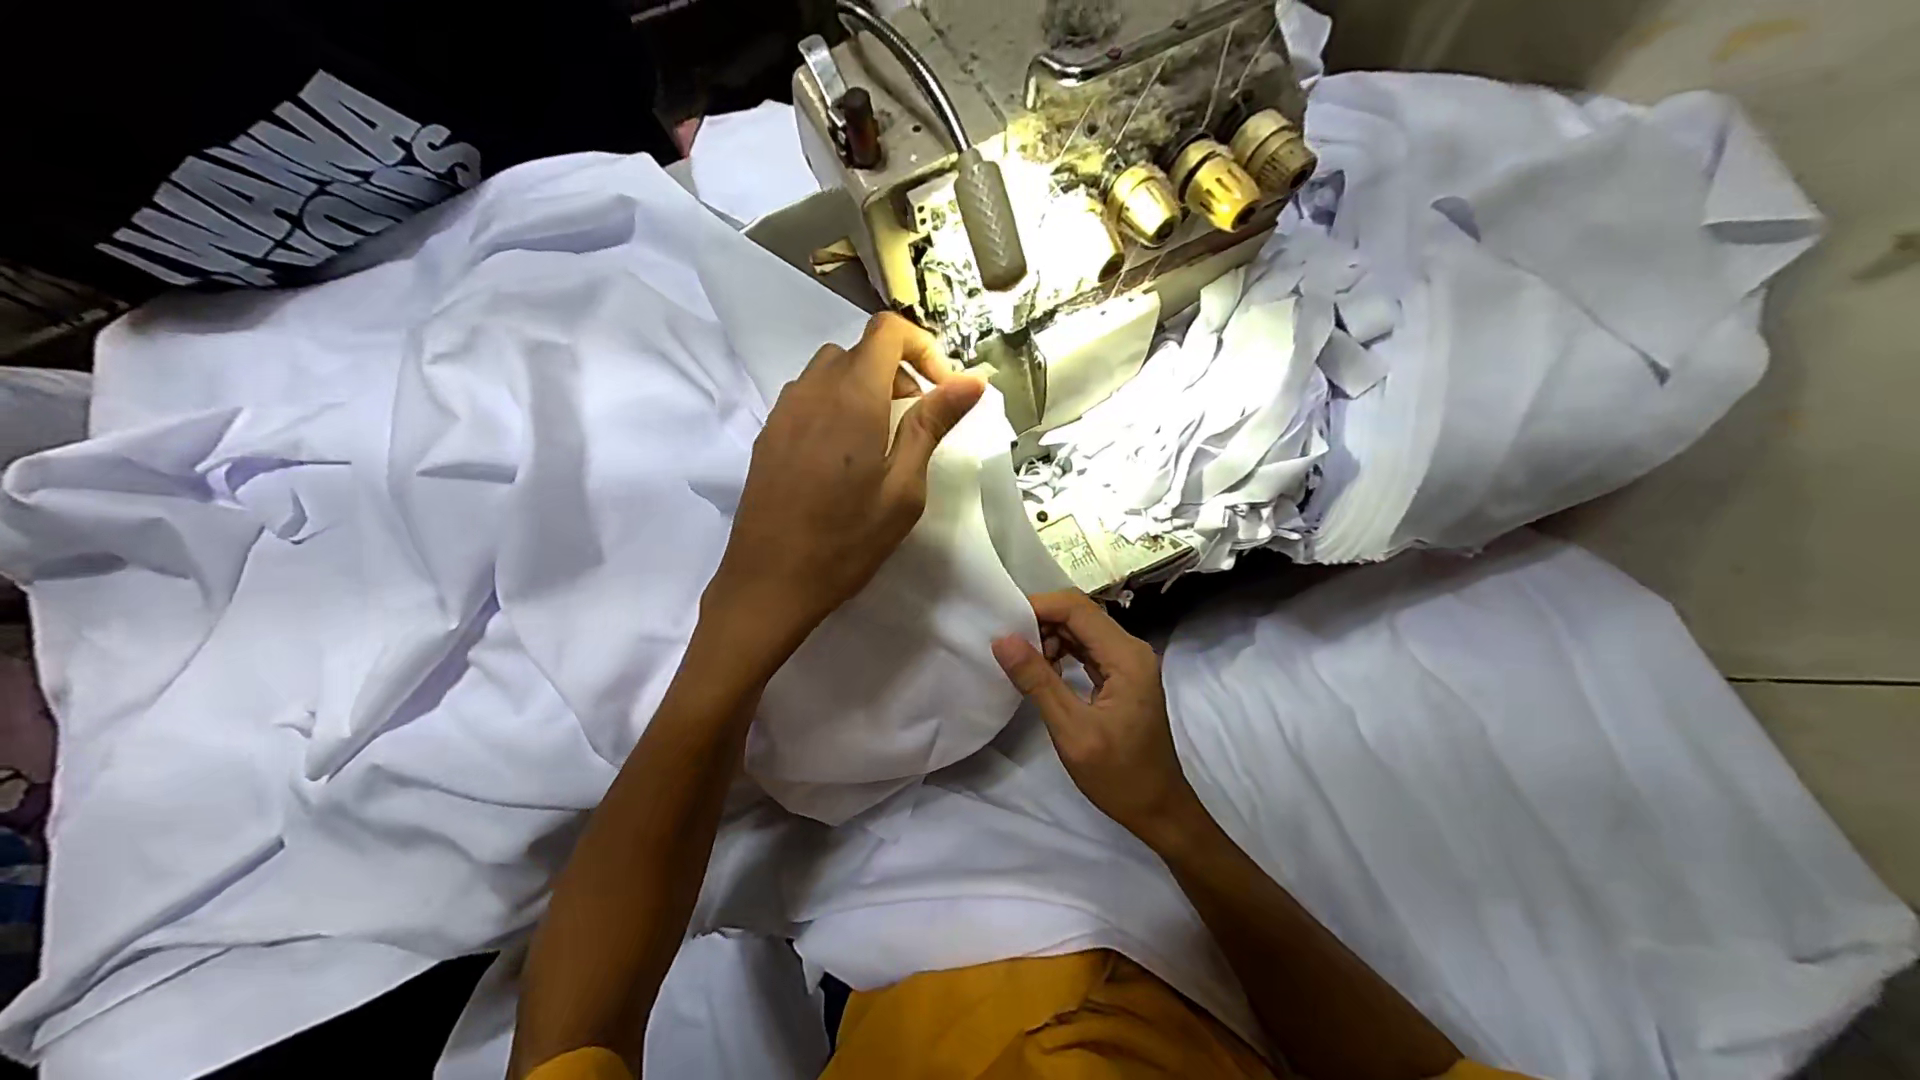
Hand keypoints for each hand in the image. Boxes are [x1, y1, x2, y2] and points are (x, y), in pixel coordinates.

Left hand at [706, 313, 984, 660]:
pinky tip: (841, 459)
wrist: (769, 581)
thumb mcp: (904, 487)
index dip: (923, 348)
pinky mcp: (768, 433)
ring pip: (831, 371)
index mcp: (853, 395)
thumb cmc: (847, 540)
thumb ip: (933, 425)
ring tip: (879, 442)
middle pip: (861, 350)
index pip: (888, 330)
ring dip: (865, 388)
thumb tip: (973, 380)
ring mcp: (784, 409)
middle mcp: (813, 389)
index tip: (941, 392)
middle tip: (916, 426)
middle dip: (898, 374)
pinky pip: (808, 397)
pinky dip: (835, 406)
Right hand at [991, 591, 1204, 845]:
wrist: (1158, 809)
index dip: (1038, 607)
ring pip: (1082, 630)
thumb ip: (1037, 681)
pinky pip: (1087, 649)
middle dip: (1041, 621)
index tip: (1001, 622)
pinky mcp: (1122, 675)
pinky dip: (1062, 652)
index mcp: (1126, 656)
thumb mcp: (1072, 731)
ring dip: (1049, 637)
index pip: (1077, 609)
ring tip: (1022, 661)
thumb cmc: (1118, 775)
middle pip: (1080, 614)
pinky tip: (1043, 671)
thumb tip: (1002, 639)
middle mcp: (1131, 649)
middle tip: (1007, 643)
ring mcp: (1129, 662)